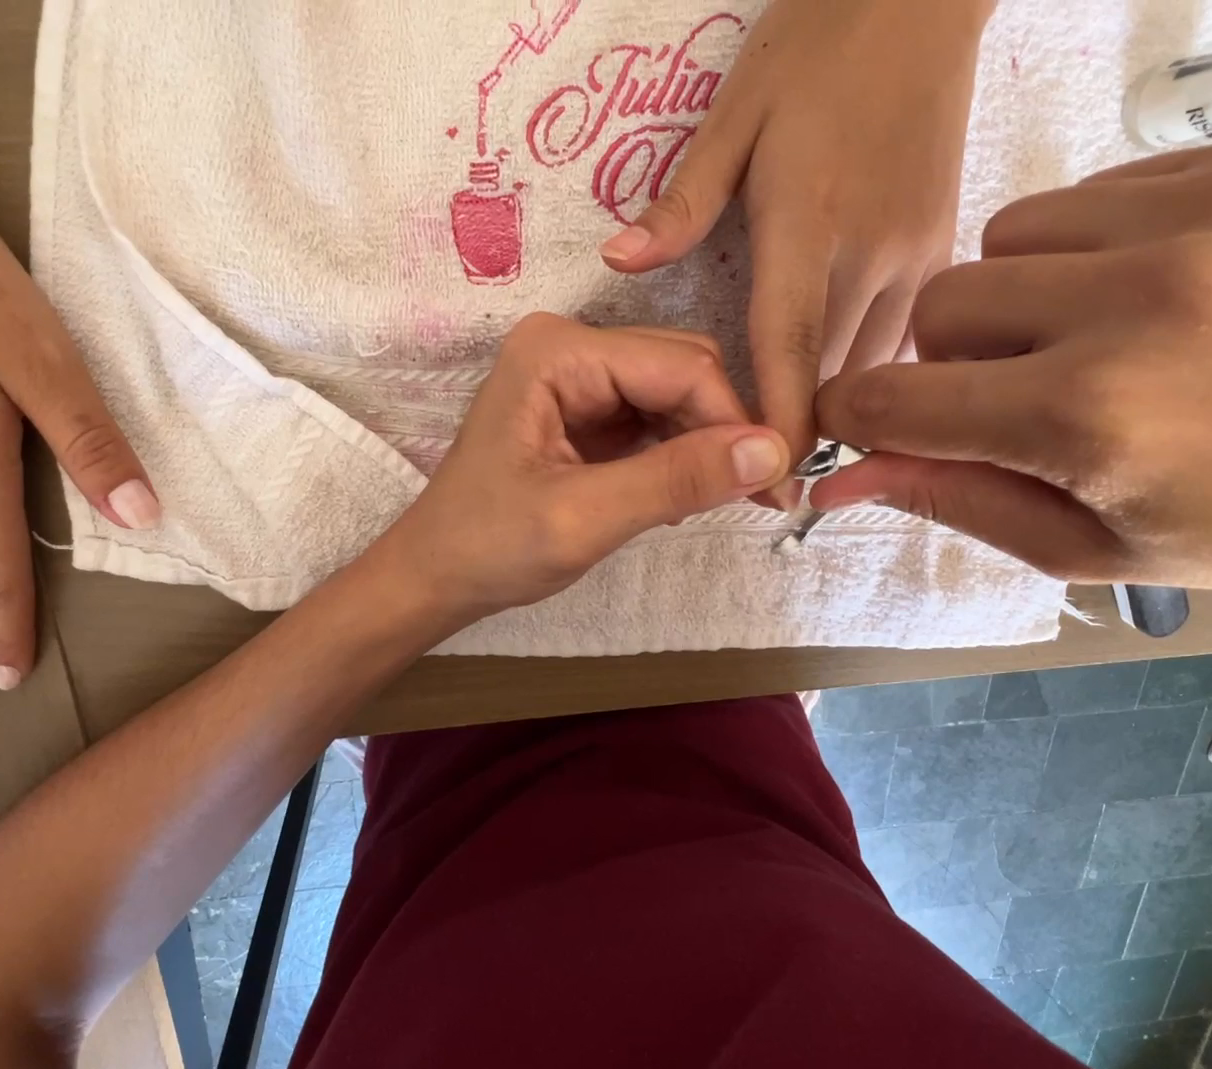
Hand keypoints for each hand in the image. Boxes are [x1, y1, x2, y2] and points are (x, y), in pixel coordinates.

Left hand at [364, 314, 789, 620]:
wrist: (436, 577)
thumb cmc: (490, 548)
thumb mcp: (584, 518)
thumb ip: (675, 480)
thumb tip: (774, 452)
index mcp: (559, 351)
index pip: (681, 366)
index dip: (735, 421)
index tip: (775, 485)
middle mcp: (571, 346)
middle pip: (683, 370)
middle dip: (724, 431)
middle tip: (762, 497)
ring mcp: (577, 376)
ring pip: (676, 394)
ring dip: (706, 444)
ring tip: (726, 500)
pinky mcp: (585, 410)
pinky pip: (655, 418)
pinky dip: (680, 454)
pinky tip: (685, 494)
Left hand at [600, 0, 993, 500]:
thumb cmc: (811, 54)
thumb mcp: (731, 118)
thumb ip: (680, 206)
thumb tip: (618, 261)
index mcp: (806, 227)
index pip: (790, 349)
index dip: (778, 423)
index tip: (767, 481)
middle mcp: (871, 255)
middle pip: (837, 374)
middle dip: (805, 430)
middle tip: (768, 476)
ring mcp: (917, 255)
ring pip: (879, 364)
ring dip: (843, 407)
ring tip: (804, 444)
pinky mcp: (943, 247)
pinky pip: (908, 336)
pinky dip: (877, 371)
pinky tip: (851, 387)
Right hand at [810, 129, 1211, 625]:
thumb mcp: (1097, 547)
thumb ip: (953, 500)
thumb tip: (843, 474)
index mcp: (1094, 417)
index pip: (893, 398)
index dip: (858, 413)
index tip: (864, 422)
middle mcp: (1140, 299)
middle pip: (938, 303)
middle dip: (950, 358)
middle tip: (1019, 394)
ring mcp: (1210, 211)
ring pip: (1007, 237)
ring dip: (1021, 295)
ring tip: (1096, 336)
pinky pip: (1097, 192)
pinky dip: (1096, 247)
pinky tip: (1166, 289)